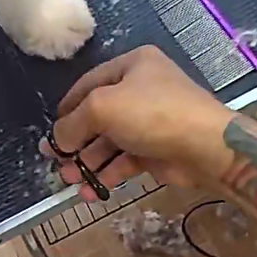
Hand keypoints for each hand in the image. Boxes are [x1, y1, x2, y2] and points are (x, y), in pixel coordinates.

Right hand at [47, 47, 239, 197]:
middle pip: (98, 117)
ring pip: (110, 143)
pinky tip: (91, 191)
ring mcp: (150, 123)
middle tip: (56, 162)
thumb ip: (73, 122)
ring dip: (88, 162)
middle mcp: (141, 91)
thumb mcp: (103, 107)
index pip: (88, 84)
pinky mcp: (157, 152)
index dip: (67, 109)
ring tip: (70, 180)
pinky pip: (125, 162)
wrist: (205, 146)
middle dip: (75, 142)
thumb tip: (58, 141)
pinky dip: (108, 174)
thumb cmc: (152, 114)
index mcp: (132, 66)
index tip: (50, 132)